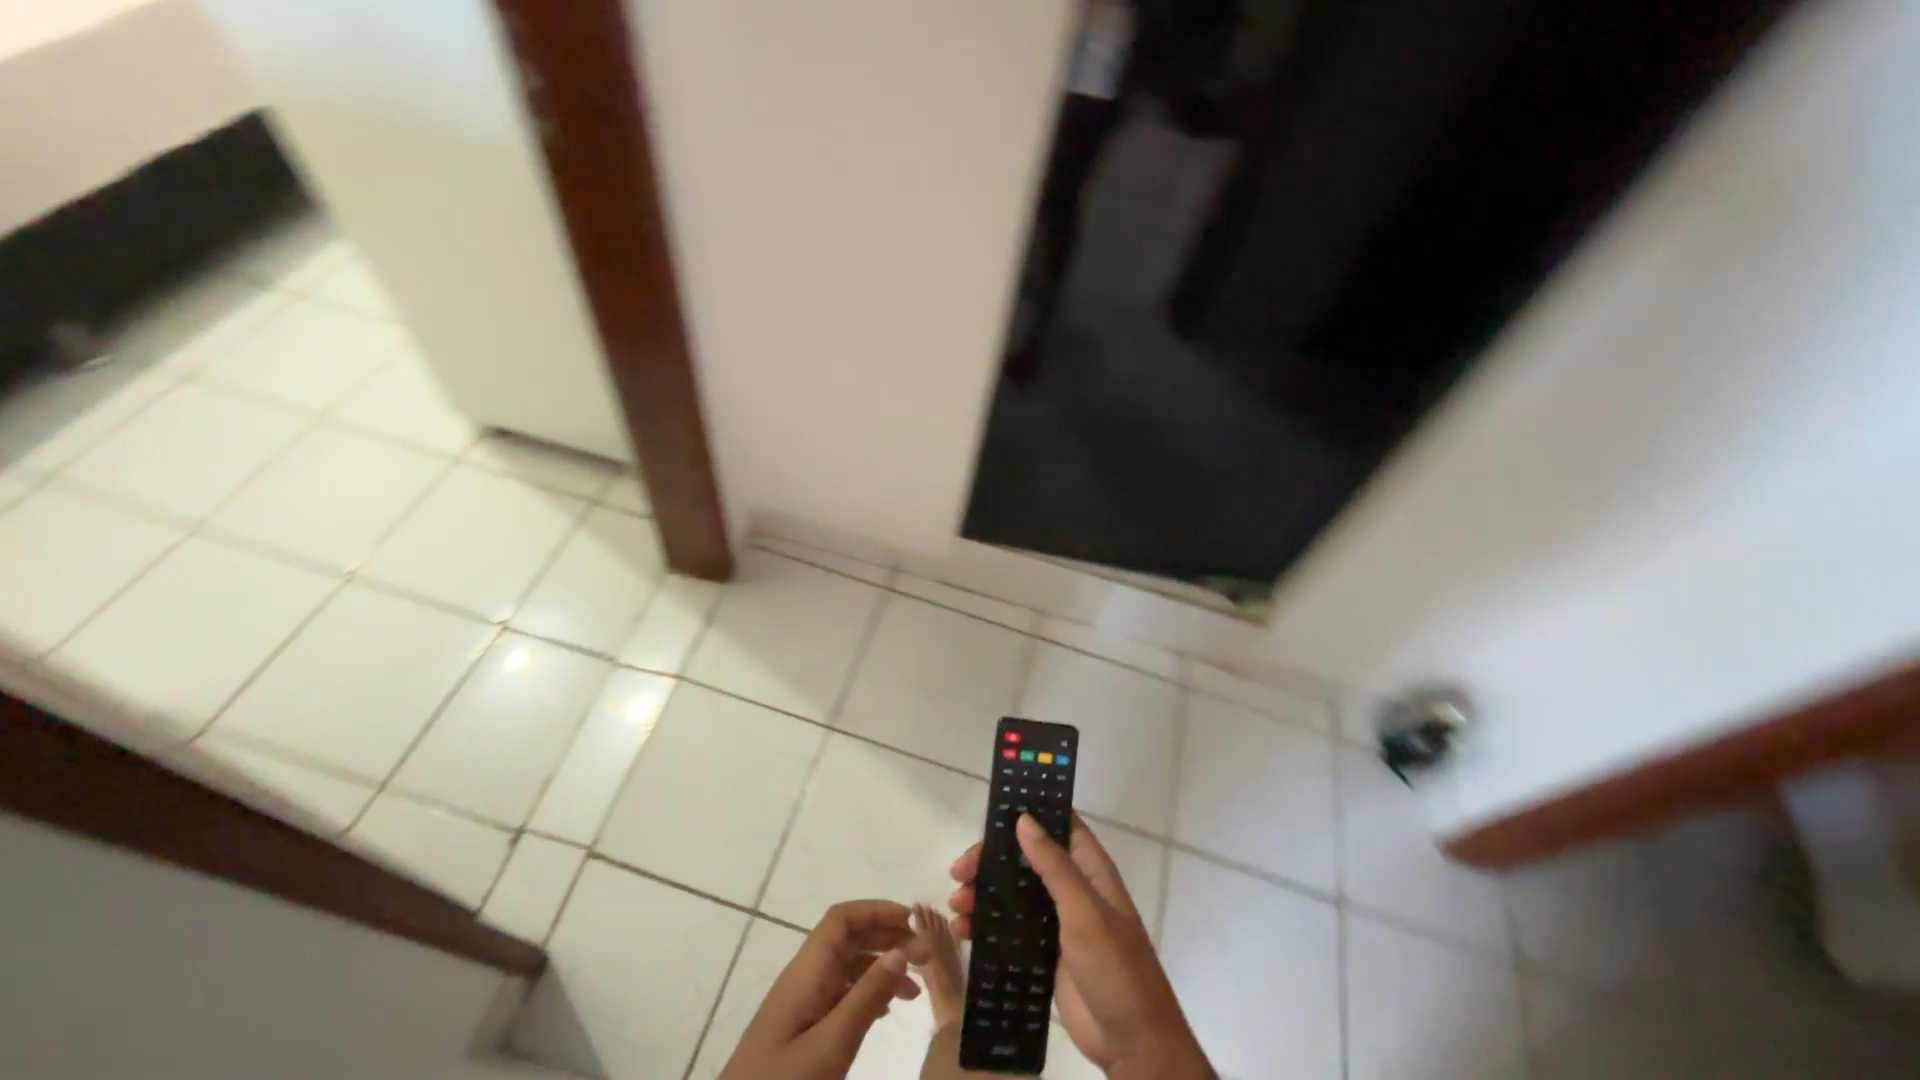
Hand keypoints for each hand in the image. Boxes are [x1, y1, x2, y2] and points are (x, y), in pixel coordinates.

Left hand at [717, 900, 925, 1079]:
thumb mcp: (832, 1044)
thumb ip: (866, 997)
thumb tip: (901, 951)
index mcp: (807, 972)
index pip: (842, 919)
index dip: (878, 911)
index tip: (915, 922)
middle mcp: (804, 977)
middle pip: (848, 937)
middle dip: (888, 937)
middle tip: (926, 957)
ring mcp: (802, 1001)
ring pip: (847, 965)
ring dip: (882, 966)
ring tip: (916, 989)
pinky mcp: (803, 1025)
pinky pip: (841, 991)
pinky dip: (868, 991)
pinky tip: (888, 1009)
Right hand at [950, 815, 1213, 1079]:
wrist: (1132, 1040)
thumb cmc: (1115, 966)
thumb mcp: (1084, 910)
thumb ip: (1054, 865)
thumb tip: (1024, 819)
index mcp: (1091, 871)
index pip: (1059, 827)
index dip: (1029, 816)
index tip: (991, 813)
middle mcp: (1074, 890)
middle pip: (1026, 861)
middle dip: (991, 862)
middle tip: (959, 872)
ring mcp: (1058, 923)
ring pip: (1013, 895)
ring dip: (983, 895)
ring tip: (956, 906)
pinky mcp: (1044, 954)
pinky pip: (1009, 931)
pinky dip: (985, 927)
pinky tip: (963, 932)